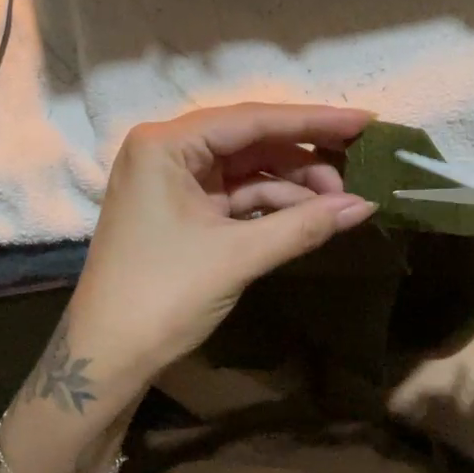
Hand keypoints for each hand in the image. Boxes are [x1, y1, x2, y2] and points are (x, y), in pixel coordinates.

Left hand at [67, 103, 378, 380]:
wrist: (108, 353)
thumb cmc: (164, 293)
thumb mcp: (237, 256)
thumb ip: (303, 225)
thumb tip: (365, 206)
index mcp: (164, 143)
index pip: (248, 119)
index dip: (310, 120)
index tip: (364, 120)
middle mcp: (165, 149)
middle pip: (247, 139)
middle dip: (303, 155)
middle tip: (358, 166)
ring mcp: (171, 180)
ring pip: (244, 168)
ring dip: (291, 183)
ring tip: (341, 200)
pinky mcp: (180, 208)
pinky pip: (233, 193)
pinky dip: (270, 204)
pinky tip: (312, 214)